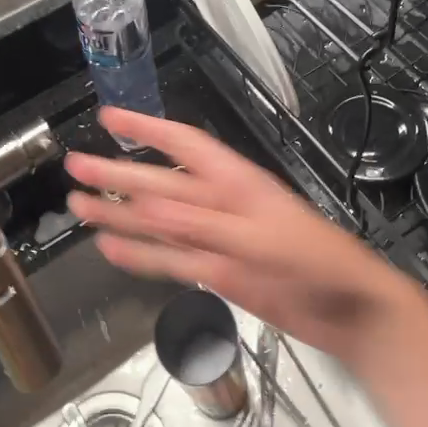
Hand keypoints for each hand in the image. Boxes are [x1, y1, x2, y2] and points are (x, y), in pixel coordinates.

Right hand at [63, 107, 423, 364]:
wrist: (349, 310)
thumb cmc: (320, 258)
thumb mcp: (264, 238)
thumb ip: (206, 224)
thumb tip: (150, 209)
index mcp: (235, 180)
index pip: (182, 144)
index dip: (146, 128)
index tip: (110, 116)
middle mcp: (220, 204)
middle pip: (160, 185)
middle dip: (119, 173)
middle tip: (77, 165)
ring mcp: (217, 240)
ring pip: (158, 224)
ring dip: (120, 214)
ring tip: (81, 206)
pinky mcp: (218, 273)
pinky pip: (171, 261)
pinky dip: (141, 256)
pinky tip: (113, 248)